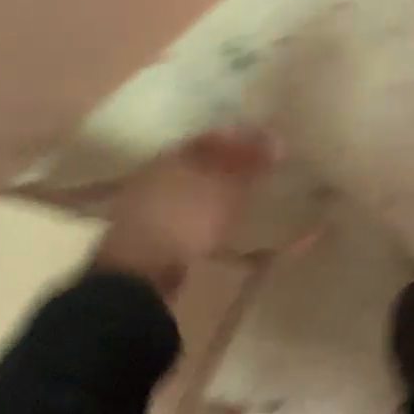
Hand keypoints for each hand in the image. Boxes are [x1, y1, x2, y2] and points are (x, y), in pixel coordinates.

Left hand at [91, 128, 276, 296]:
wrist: (136, 276)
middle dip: (231, 164)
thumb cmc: (186, 220)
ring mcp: (146, 206)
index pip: (216, 137)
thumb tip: (276, 141)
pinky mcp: (147, 235)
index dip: (245, 138)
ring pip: (191, 187)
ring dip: (216, 189)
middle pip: (201, 162)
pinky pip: (184, 212)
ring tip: (245, 196)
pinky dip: (204, 212)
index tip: (272, 146)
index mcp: (174, 156)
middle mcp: (156, 175)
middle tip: (261, 170)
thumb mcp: (229, 187)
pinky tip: (221, 220)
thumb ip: (253, 164)